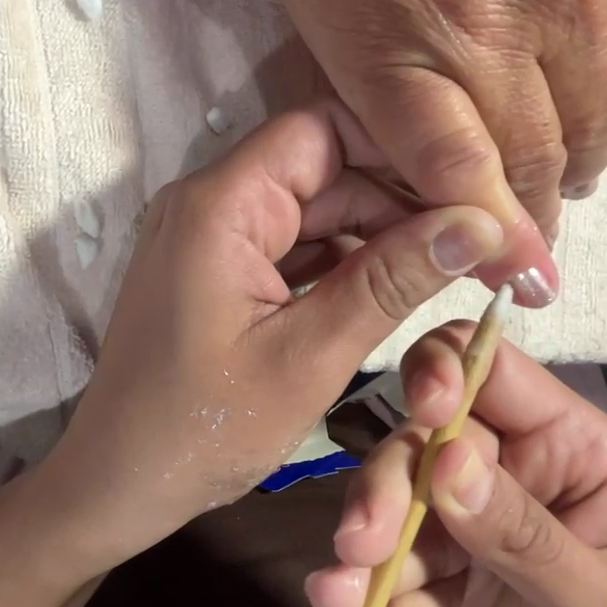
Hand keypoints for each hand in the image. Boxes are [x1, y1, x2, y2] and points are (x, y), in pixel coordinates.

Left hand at [37, 101, 506, 566]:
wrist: (118, 479)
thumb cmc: (204, 428)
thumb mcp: (308, 356)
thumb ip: (392, 280)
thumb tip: (480, 223)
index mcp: (222, 202)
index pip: (325, 127)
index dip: (405, 146)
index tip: (479, 187)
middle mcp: (212, 199)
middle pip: (325, 166)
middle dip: (403, 199)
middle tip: (488, 239)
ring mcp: (212, 233)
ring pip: (314, 206)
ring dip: (380, 233)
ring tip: (459, 264)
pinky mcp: (217, 266)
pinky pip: (292, 243)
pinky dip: (343, 260)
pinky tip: (398, 284)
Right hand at [271, 0, 606, 301]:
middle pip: (598, 123)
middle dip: (588, 164)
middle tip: (564, 181)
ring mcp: (484, 40)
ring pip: (535, 156)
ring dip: (539, 205)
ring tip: (528, 220)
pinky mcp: (402, 76)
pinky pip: (456, 168)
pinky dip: (483, 223)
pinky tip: (508, 269)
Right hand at [304, 326, 606, 606]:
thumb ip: (533, 539)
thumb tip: (447, 461)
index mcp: (569, 446)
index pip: (493, 372)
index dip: (445, 369)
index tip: (423, 411)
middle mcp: (511, 470)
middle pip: (423, 441)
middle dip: (385, 486)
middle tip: (360, 543)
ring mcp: (471, 523)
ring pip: (397, 504)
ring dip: (365, 548)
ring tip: (343, 599)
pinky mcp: (446, 576)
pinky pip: (400, 573)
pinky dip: (381, 601)